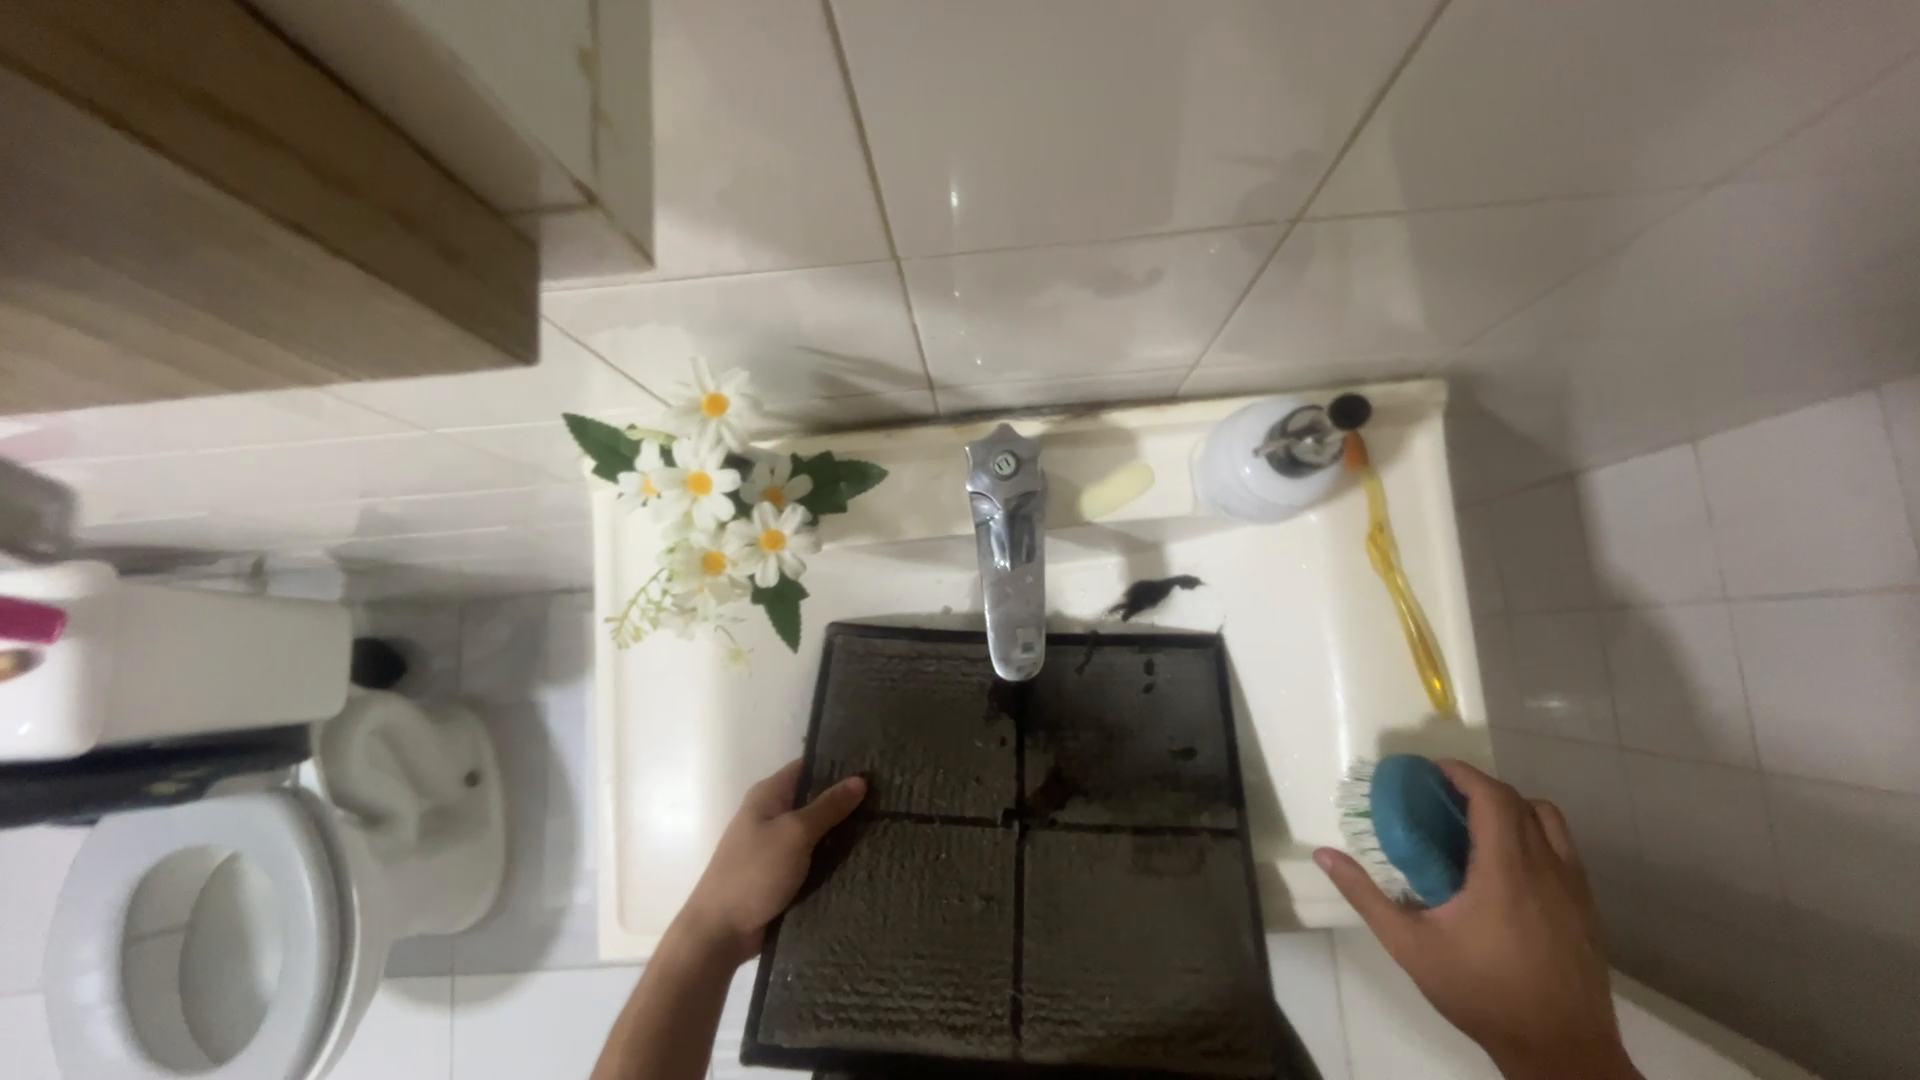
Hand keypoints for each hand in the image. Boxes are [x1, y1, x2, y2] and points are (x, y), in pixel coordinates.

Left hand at [677, 759, 866, 966]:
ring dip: (843, 832)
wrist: (720, 933)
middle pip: (815, 799)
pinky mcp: (783, 873)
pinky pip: (814, 857)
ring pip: (818, 831)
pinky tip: (864, 857)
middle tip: (888, 801)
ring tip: (885, 826)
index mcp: (768, 795)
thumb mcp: (794, 833)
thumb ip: (827, 807)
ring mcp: (777, 846)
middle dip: (847, 801)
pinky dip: (834, 858)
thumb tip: (860, 779)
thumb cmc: (754, 873)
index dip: (838, 765)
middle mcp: (772, 815)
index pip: (808, 767)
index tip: (874, 767)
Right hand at [1314, 760, 1639, 1079]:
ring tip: (1477, 824)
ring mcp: (1574, 889)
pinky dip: (1535, 836)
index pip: (1493, 798)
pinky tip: (1506, 865)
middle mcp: (1547, 870)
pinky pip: (1564, 850)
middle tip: (1442, 795)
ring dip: (1513, 808)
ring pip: (1550, 821)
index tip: (1432, 770)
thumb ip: (1366, 896)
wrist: (1559, 1050)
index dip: (1463, 773)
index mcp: (1505, 872)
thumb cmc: (1480, 993)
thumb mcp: (1409, 946)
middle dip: (1481, 787)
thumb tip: (1324, 855)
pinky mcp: (1587, 909)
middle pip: (1521, 801)